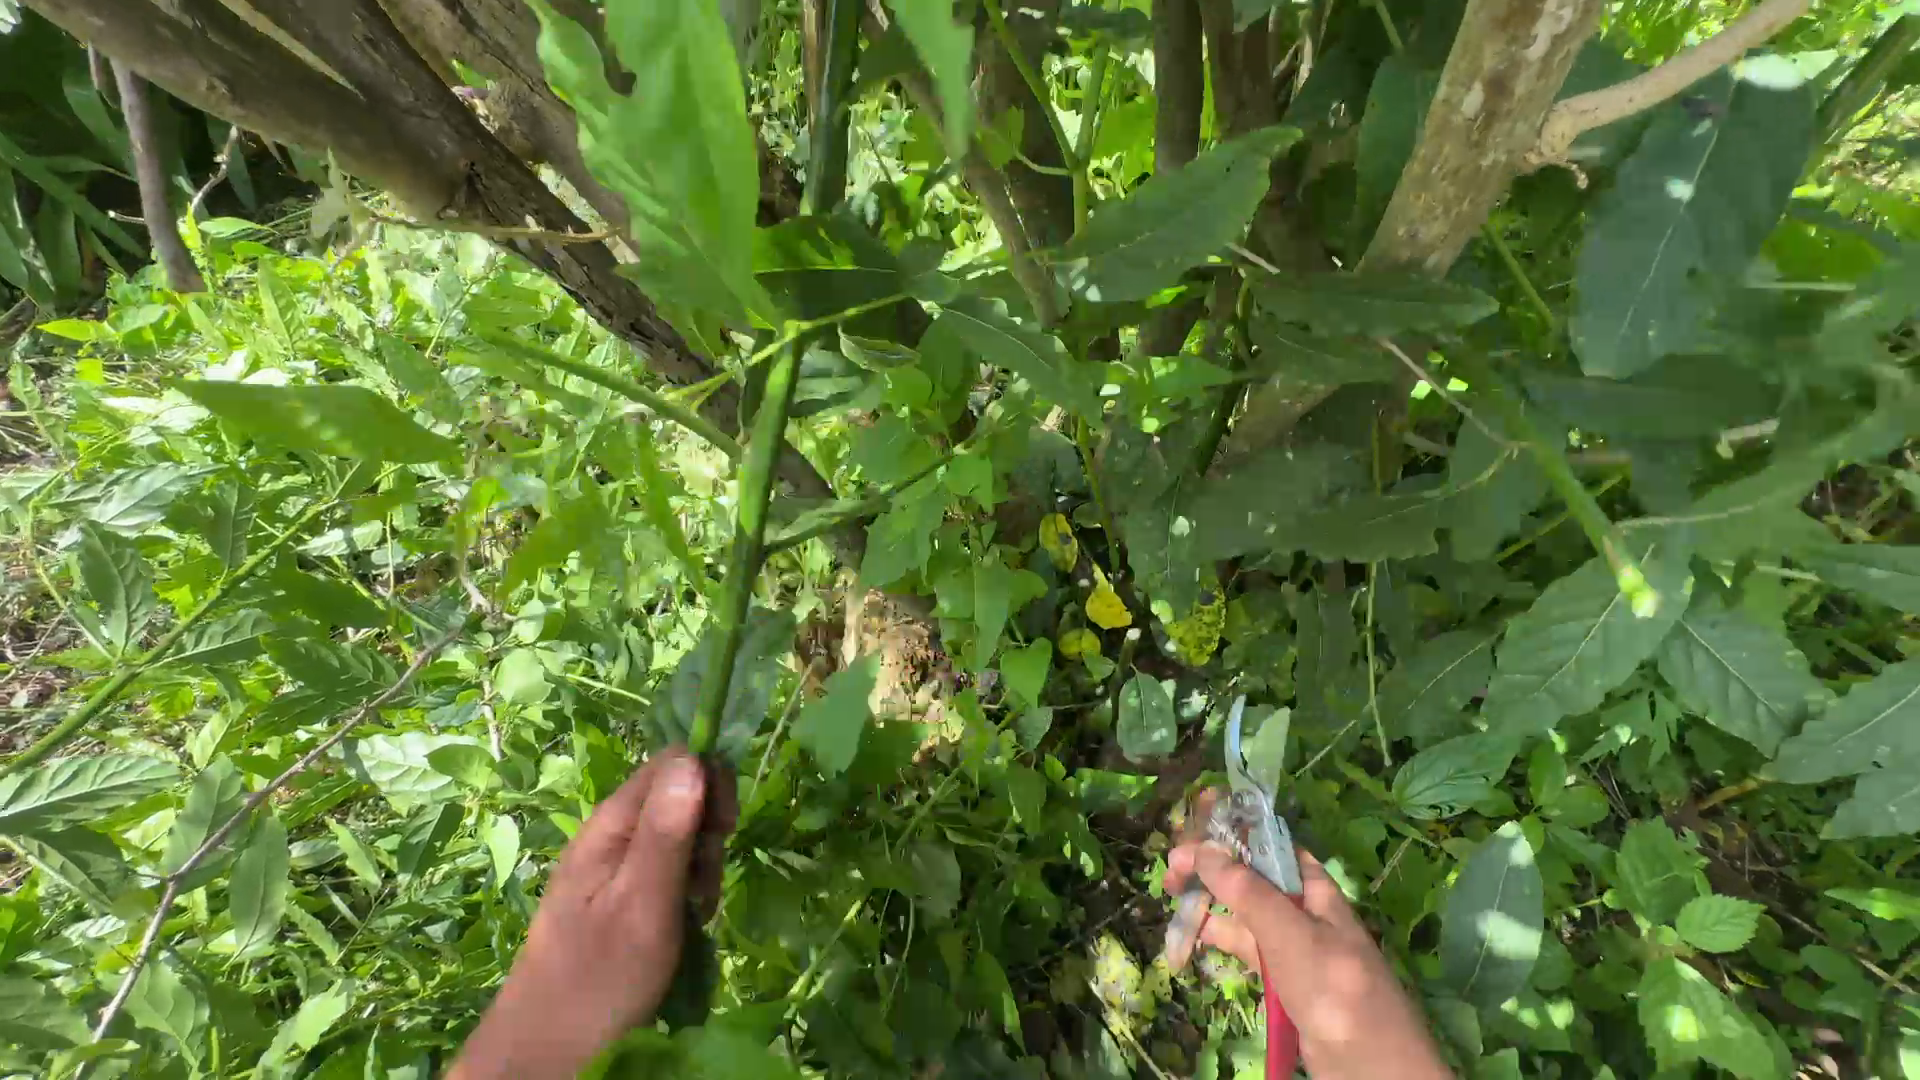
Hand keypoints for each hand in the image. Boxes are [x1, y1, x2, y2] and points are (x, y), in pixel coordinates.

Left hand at [449, 749, 707, 1079]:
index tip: (726, 828)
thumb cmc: (599, 979)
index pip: (675, 761)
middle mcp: (611, 832)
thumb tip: (694, 757)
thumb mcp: (644, 902)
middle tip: (707, 877)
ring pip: (680, 831)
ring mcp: (614, 864)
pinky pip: (669, 866)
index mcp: (612, 823)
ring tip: (697, 906)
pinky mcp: (620, 892)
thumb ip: (668, 830)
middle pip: (680, 793)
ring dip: (703, 861)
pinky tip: (689, 917)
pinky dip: (690, 885)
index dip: (709, 781)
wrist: (545, 1059)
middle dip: (709, 827)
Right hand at [1164, 842, 1452, 1079]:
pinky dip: (1216, 939)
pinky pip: (1243, 947)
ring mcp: (1291, 945)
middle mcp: (1301, 909)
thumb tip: (1203, 848)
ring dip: (1207, 904)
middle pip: (1249, 876)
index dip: (1230, 835)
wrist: (1371, 1074)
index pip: (1268, 845)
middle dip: (1210, 869)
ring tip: (1171, 901)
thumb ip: (1247, 890)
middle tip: (1170, 874)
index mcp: (1313, 888)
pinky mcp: (1282, 978)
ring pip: (1241, 912)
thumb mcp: (1289, 934)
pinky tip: (1188, 939)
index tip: (1189, 836)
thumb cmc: (1336, 991)